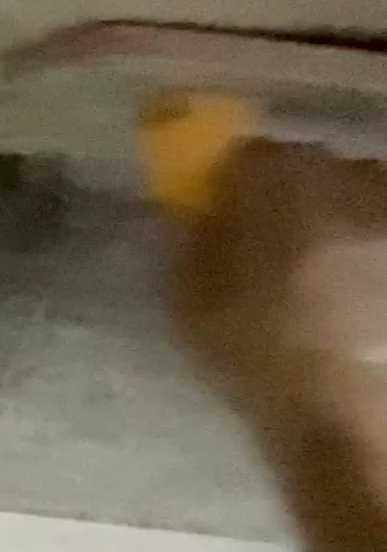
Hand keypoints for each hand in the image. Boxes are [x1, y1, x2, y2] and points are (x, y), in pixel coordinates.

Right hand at [169, 140, 386, 455]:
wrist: (340, 398)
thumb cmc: (250, 350)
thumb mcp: (190, 303)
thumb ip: (189, 243)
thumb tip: (184, 203)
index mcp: (278, 204)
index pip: (250, 154)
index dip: (226, 171)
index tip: (209, 196)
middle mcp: (344, 191)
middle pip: (307, 163)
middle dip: (278, 186)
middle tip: (255, 229)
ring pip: (351, 183)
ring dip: (324, 205)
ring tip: (307, 253)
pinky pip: (375, 211)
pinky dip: (359, 226)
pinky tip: (346, 269)